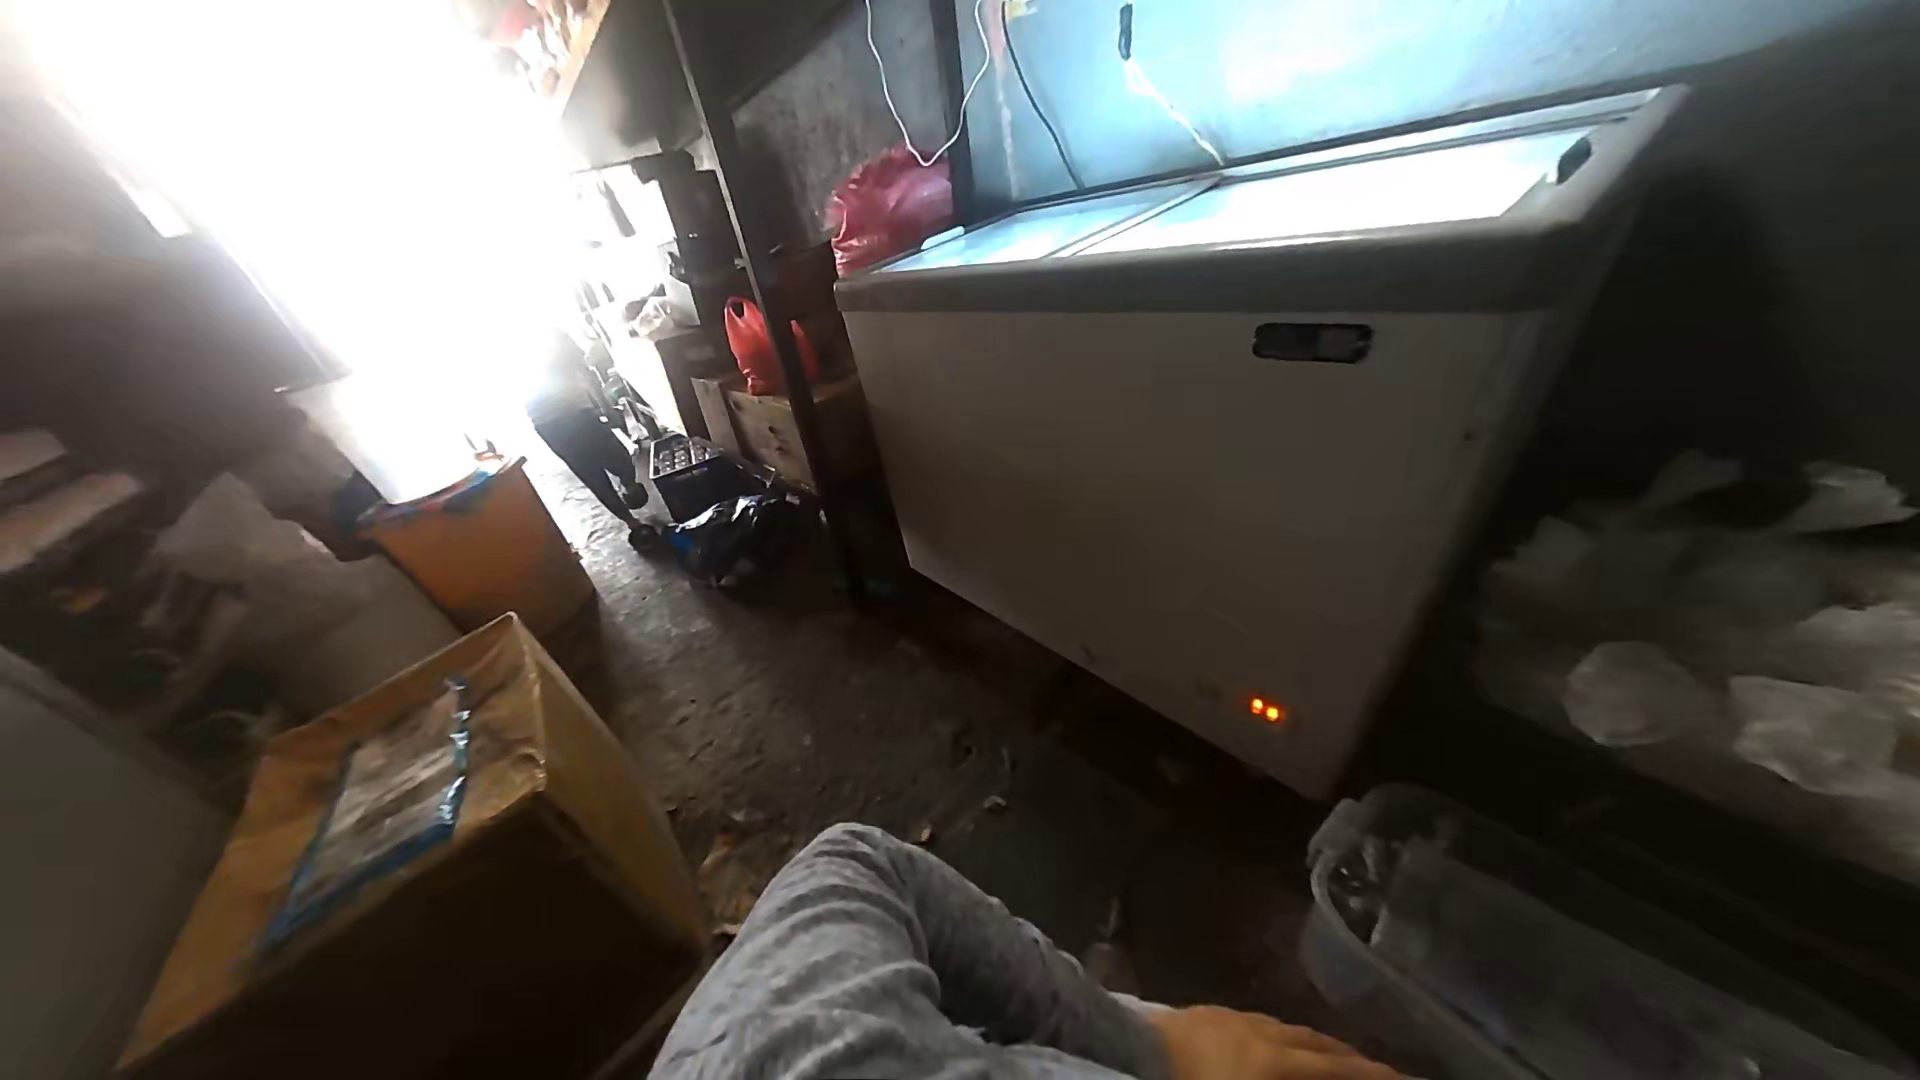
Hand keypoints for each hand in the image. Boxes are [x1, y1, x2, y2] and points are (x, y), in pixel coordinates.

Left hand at [1148, 1005, 1401, 1079]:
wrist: (1134, 1055)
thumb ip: (1296, 1074)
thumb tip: (1317, 1073)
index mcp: (1273, 1059)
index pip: (1336, 1065)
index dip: (1373, 1072)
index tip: (1403, 1077)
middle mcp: (1258, 1030)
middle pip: (1313, 1040)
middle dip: (1347, 1055)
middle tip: (1373, 1068)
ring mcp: (1229, 1017)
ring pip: (1283, 1027)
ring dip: (1312, 1042)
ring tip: (1329, 1057)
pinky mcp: (1204, 1014)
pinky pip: (1255, 1021)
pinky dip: (1279, 1034)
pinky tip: (1274, 1043)